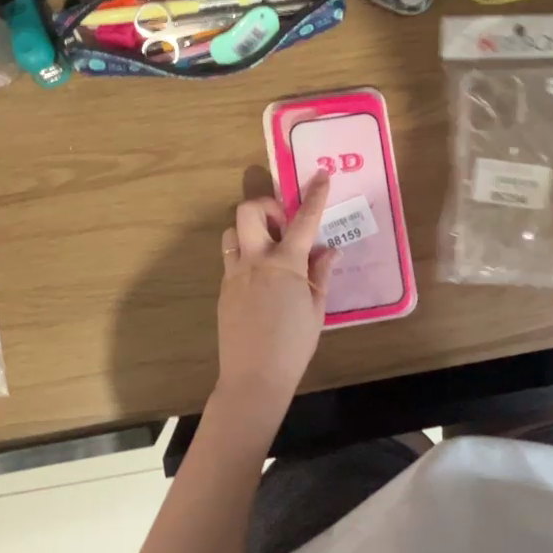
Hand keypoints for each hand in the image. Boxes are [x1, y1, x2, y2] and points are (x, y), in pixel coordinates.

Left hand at [216, 172, 337, 413]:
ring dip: (250, 231)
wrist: (254, 377)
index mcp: (284, 264)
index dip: (314, 195)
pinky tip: (262, 281)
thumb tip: (329, 249)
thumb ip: (320, 273)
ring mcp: (234, 274)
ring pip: (233, 233)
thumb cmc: (293, 345)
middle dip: (266, 206)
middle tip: (283, 224)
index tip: (321, 175)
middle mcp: (254, 261)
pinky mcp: (223, 289)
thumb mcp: (316, 308)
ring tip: (270, 250)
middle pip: (248, 211)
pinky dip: (246, 257)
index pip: (303, 221)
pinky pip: (231, 259)